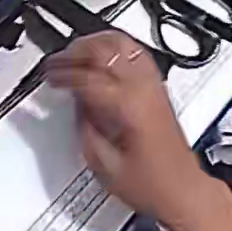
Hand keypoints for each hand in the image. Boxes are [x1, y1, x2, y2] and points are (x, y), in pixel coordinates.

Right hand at [44, 32, 231, 230]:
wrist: (182, 188)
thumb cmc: (150, 184)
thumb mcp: (105, 167)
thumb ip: (85, 129)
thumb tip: (75, 103)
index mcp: (128, 105)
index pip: (88, 77)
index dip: (64, 74)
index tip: (49, 75)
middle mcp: (142, 86)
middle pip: (104, 51)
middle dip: (75, 51)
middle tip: (56, 61)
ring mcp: (152, 80)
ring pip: (120, 42)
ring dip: (94, 42)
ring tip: (75, 50)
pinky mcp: (157, 81)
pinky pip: (134, 48)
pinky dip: (114, 43)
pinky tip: (102, 48)